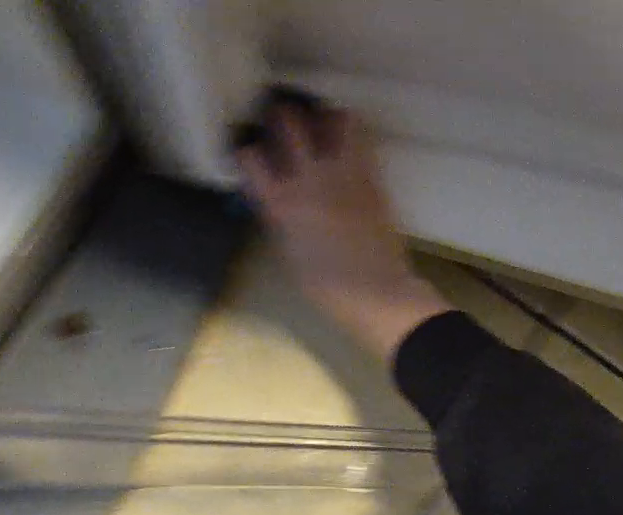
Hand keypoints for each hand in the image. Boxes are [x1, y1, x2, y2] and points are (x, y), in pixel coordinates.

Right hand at [237, 99, 451, 361]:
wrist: (376, 292)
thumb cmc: (327, 287)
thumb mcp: (290, 256)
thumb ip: (280, 221)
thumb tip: (275, 200)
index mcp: (282, 204)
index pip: (250, 158)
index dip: (247, 152)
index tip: (251, 154)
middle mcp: (309, 178)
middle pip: (286, 122)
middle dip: (279, 115)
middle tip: (281, 120)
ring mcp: (343, 173)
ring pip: (331, 117)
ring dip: (323, 116)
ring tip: (322, 125)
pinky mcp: (371, 176)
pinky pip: (361, 139)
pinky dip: (351, 133)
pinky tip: (348, 143)